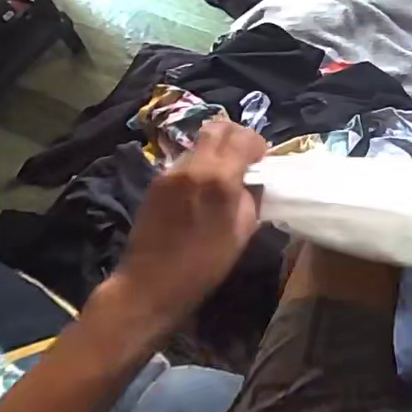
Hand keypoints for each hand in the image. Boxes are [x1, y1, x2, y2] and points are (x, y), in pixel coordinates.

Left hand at [104, 119, 267, 331]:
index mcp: (219, 179)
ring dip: (215, 150)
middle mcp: (194, 165)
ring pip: (199, 142)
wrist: (150, 283)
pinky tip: (200, 190)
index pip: (243, 137)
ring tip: (222, 175)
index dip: (257, 143)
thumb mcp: (242, 233)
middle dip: (236, 136)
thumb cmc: (204, 265)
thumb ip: (250, 198)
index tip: (262, 159)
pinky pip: (184, 161)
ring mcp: (171, 170)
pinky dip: (198, 165)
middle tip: (244, 158)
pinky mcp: (157, 180)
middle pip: (218, 127)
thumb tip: (251, 180)